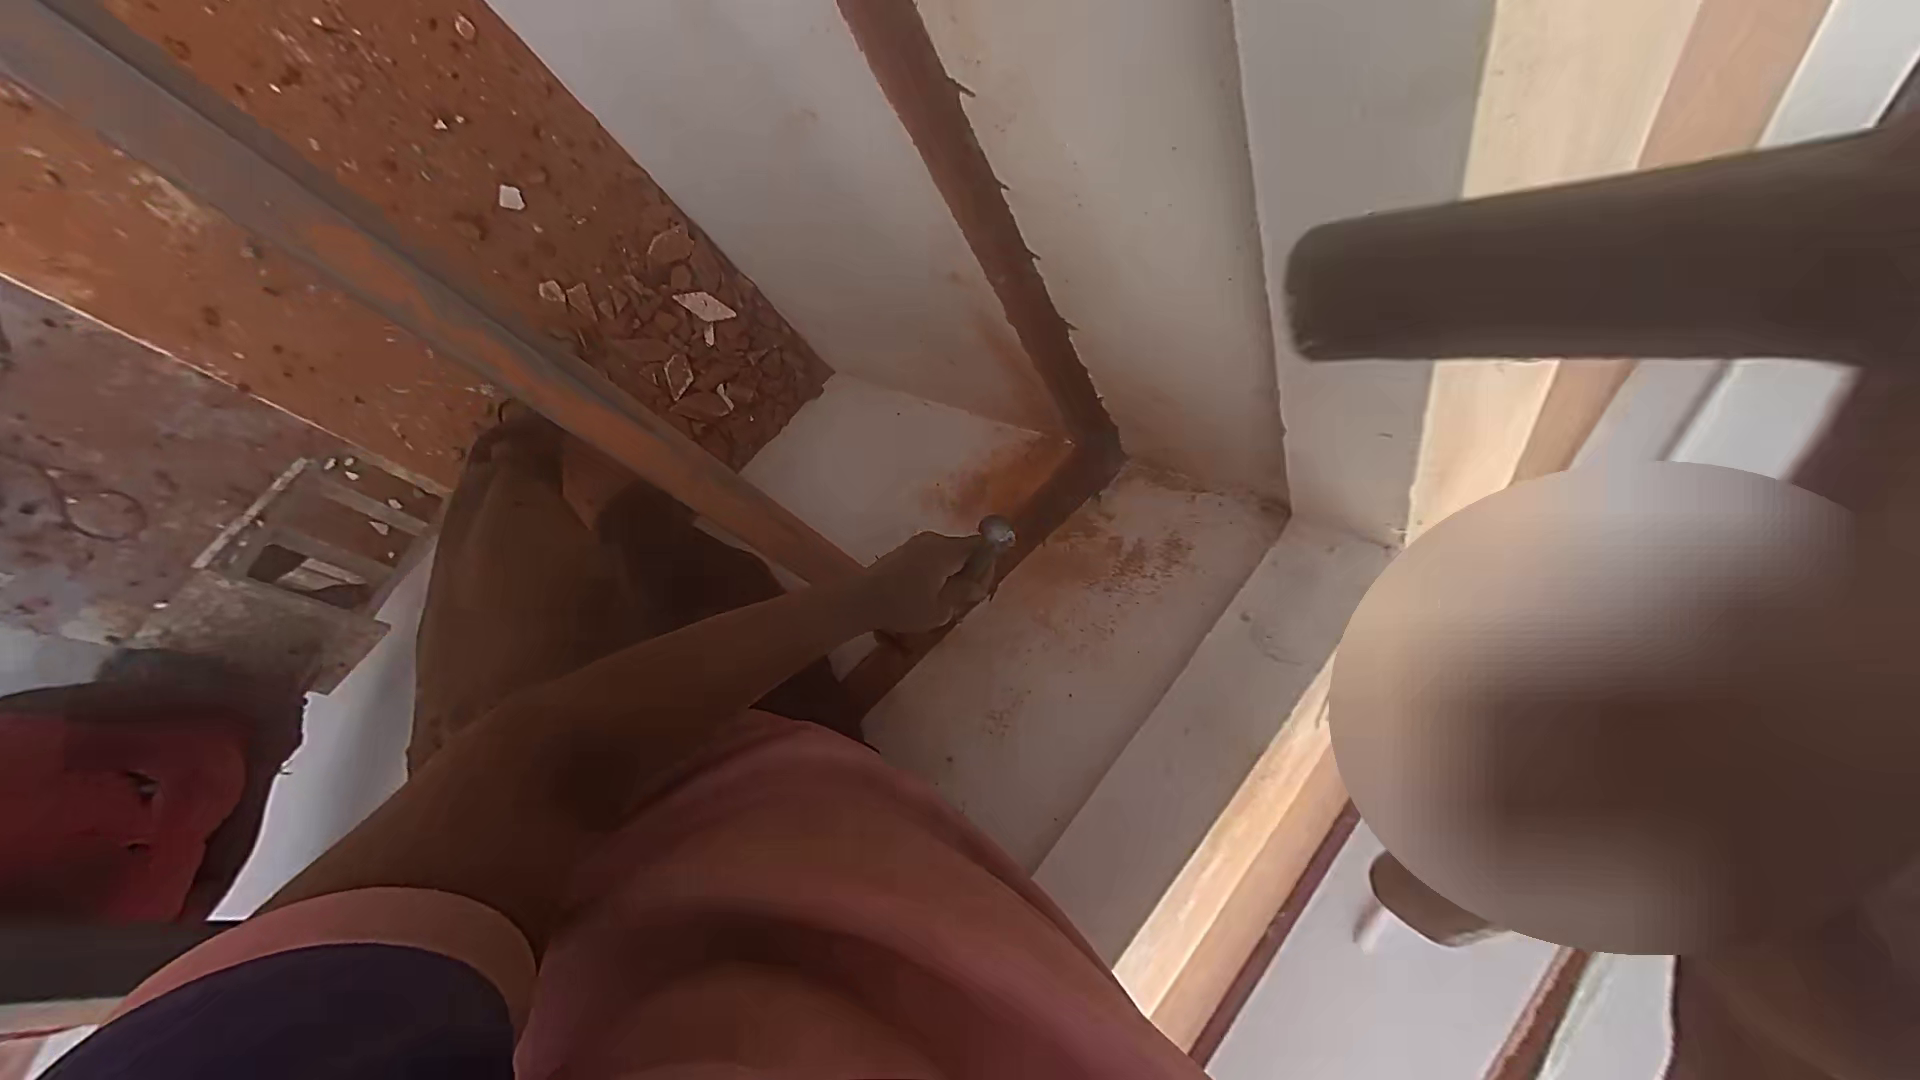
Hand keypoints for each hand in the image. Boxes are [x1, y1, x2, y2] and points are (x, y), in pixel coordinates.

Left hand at [857, 532, 991, 633]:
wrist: (861, 600)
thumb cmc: (903, 607)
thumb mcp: (941, 608)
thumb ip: (965, 591)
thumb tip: (979, 582)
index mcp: (947, 550)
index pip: (982, 546)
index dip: (988, 565)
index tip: (979, 587)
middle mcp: (934, 540)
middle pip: (965, 550)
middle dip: (970, 572)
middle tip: (964, 599)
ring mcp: (917, 543)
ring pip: (948, 555)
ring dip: (953, 573)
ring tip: (943, 600)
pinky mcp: (905, 551)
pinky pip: (933, 557)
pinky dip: (937, 572)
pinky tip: (927, 594)